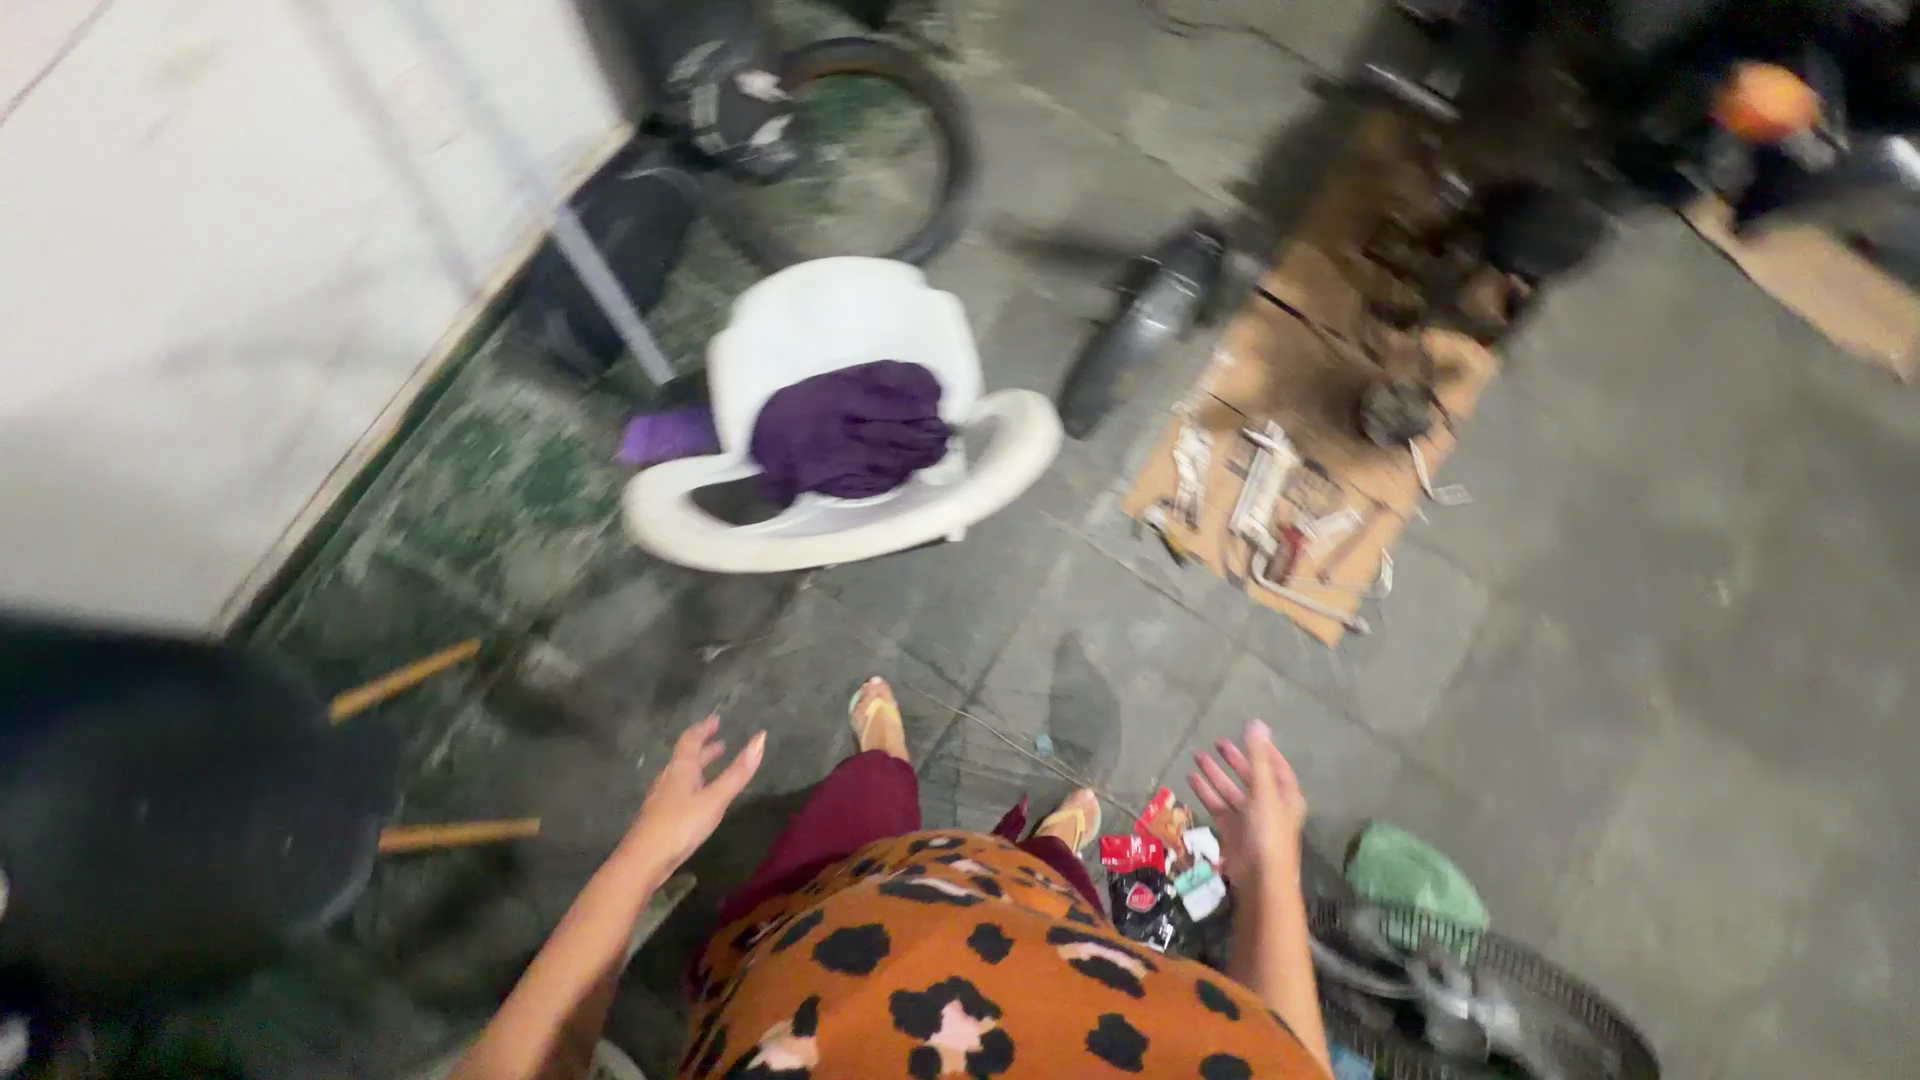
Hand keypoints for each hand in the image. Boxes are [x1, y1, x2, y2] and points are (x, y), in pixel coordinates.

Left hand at [623, 716, 765, 873]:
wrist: (642, 861)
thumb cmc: (680, 825)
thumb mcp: (715, 799)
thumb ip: (738, 772)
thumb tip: (761, 738)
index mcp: (681, 769)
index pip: (690, 740)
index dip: (703, 729)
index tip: (716, 721)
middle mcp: (668, 779)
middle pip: (685, 757)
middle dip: (704, 749)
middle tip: (721, 744)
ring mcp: (660, 799)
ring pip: (680, 775)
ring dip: (697, 768)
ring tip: (712, 769)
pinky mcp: (658, 817)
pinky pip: (677, 792)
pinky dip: (691, 786)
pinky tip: (695, 800)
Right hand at [1188, 720, 1307, 888]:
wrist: (1261, 877)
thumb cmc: (1268, 831)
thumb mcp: (1263, 790)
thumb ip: (1257, 757)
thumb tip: (1258, 723)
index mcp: (1285, 795)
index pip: (1277, 766)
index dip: (1264, 750)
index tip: (1247, 734)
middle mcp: (1270, 805)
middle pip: (1252, 776)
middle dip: (1235, 760)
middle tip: (1217, 742)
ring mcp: (1250, 818)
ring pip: (1232, 791)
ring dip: (1216, 774)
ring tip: (1198, 756)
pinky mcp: (1233, 830)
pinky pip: (1219, 806)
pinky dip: (1206, 792)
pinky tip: (1191, 779)